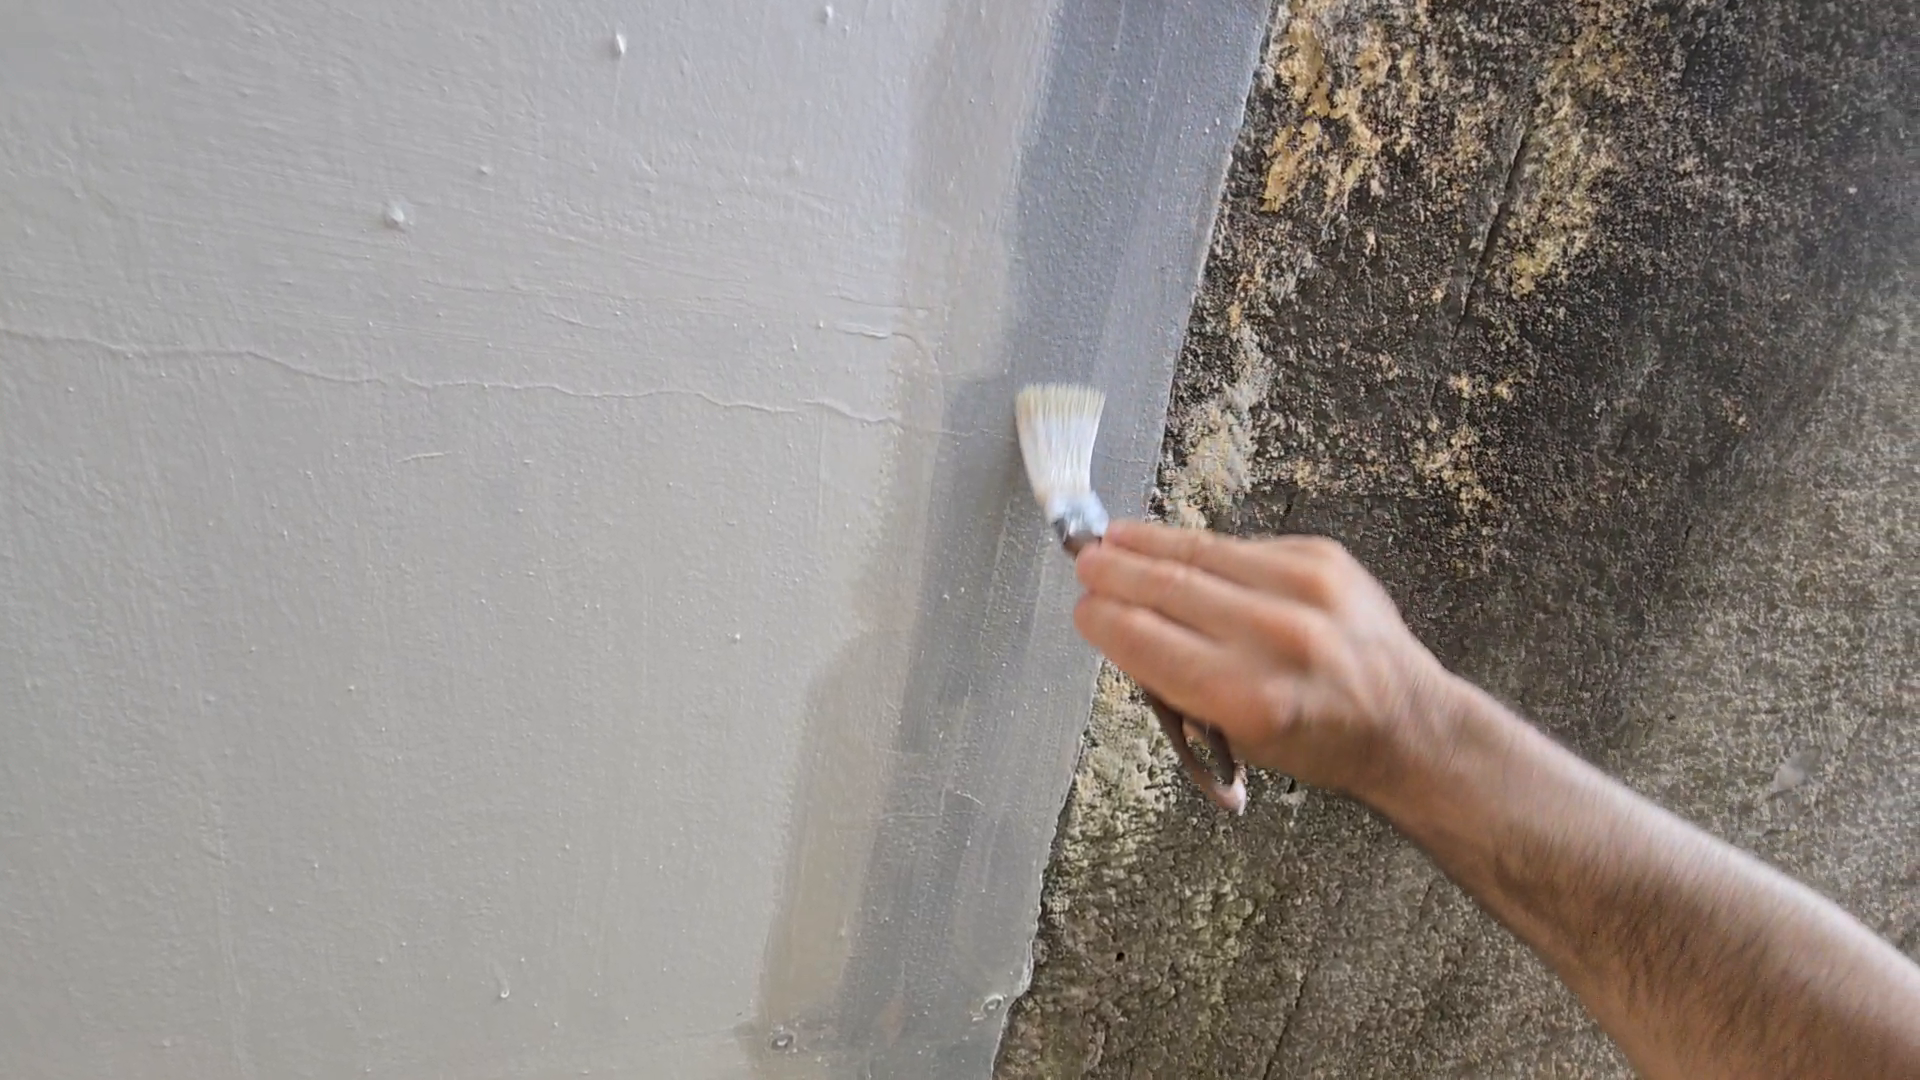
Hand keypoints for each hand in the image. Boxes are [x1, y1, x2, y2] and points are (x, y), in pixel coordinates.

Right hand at [1072, 520, 1460, 800]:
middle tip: (1085, 561)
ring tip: (1114, 539)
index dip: (1102, 619)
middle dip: (1114, 572)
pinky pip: (1238, 547)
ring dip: (1146, 544)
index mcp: (1247, 696)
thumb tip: (1123, 621)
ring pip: (1200, 553)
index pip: (1145, 639)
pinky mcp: (1321, 559)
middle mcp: (1277, 638)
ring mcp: (1304, 590)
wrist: (1406, 721)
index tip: (1082, 609)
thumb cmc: (1314, 741)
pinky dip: (1198, 547)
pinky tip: (1170, 545)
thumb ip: (1175, 679)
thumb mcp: (1233, 736)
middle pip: (1167, 588)